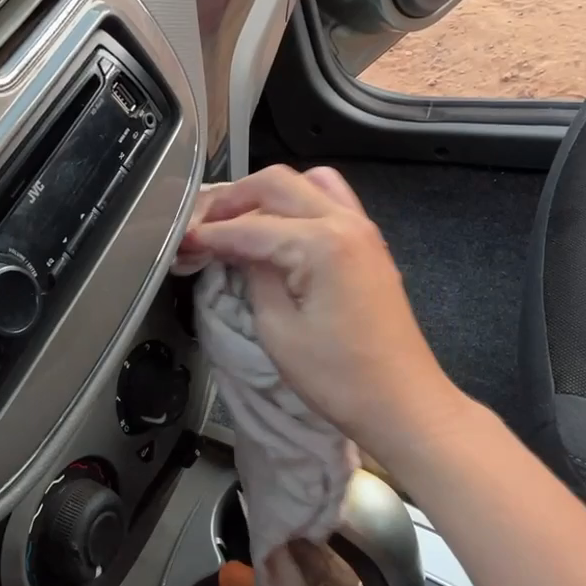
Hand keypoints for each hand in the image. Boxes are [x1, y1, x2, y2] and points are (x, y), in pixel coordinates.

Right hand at [179, 165, 472, 455]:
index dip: (210, 235)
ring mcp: (363, 230)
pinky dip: (298, 203)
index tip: (182, 243)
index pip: (250, 227)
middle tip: (204, 225)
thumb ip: (254, 275)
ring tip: (239, 221)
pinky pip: (330, 200)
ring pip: (307, 181)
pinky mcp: (369, 244)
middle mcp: (345, 222)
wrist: (403, 404)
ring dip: (268, 194)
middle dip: (234, 200)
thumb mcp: (278, 330)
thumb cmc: (340, 378)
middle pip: (277, 183)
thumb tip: (236, 251)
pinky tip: (278, 230)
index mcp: (321, 243)